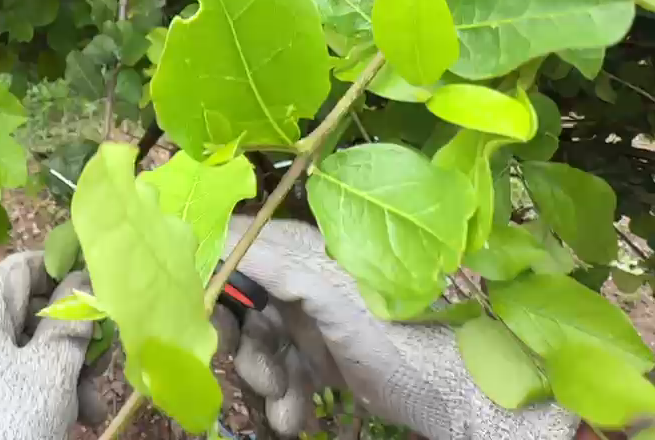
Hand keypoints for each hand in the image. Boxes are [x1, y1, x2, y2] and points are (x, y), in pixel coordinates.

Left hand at [0, 252, 93, 439]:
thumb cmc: (3, 424)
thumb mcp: (50, 372)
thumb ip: (72, 323)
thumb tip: (82, 281)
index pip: (29, 266)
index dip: (68, 278)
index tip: (102, 302)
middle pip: (31, 312)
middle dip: (73, 341)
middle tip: (104, 369)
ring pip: (25, 350)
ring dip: (64, 374)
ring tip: (92, 410)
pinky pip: (9, 377)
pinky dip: (40, 392)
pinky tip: (71, 419)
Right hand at [219, 217, 579, 439]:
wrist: (454, 397)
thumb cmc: (391, 335)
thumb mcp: (328, 296)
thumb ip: (274, 265)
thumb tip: (215, 235)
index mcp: (298, 249)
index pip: (235, 245)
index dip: (213, 273)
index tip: (199, 308)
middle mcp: (296, 278)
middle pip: (240, 300)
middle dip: (239, 340)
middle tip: (243, 369)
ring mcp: (308, 318)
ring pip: (259, 341)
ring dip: (263, 377)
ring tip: (281, 406)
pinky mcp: (319, 355)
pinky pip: (283, 370)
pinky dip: (283, 397)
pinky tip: (293, 420)